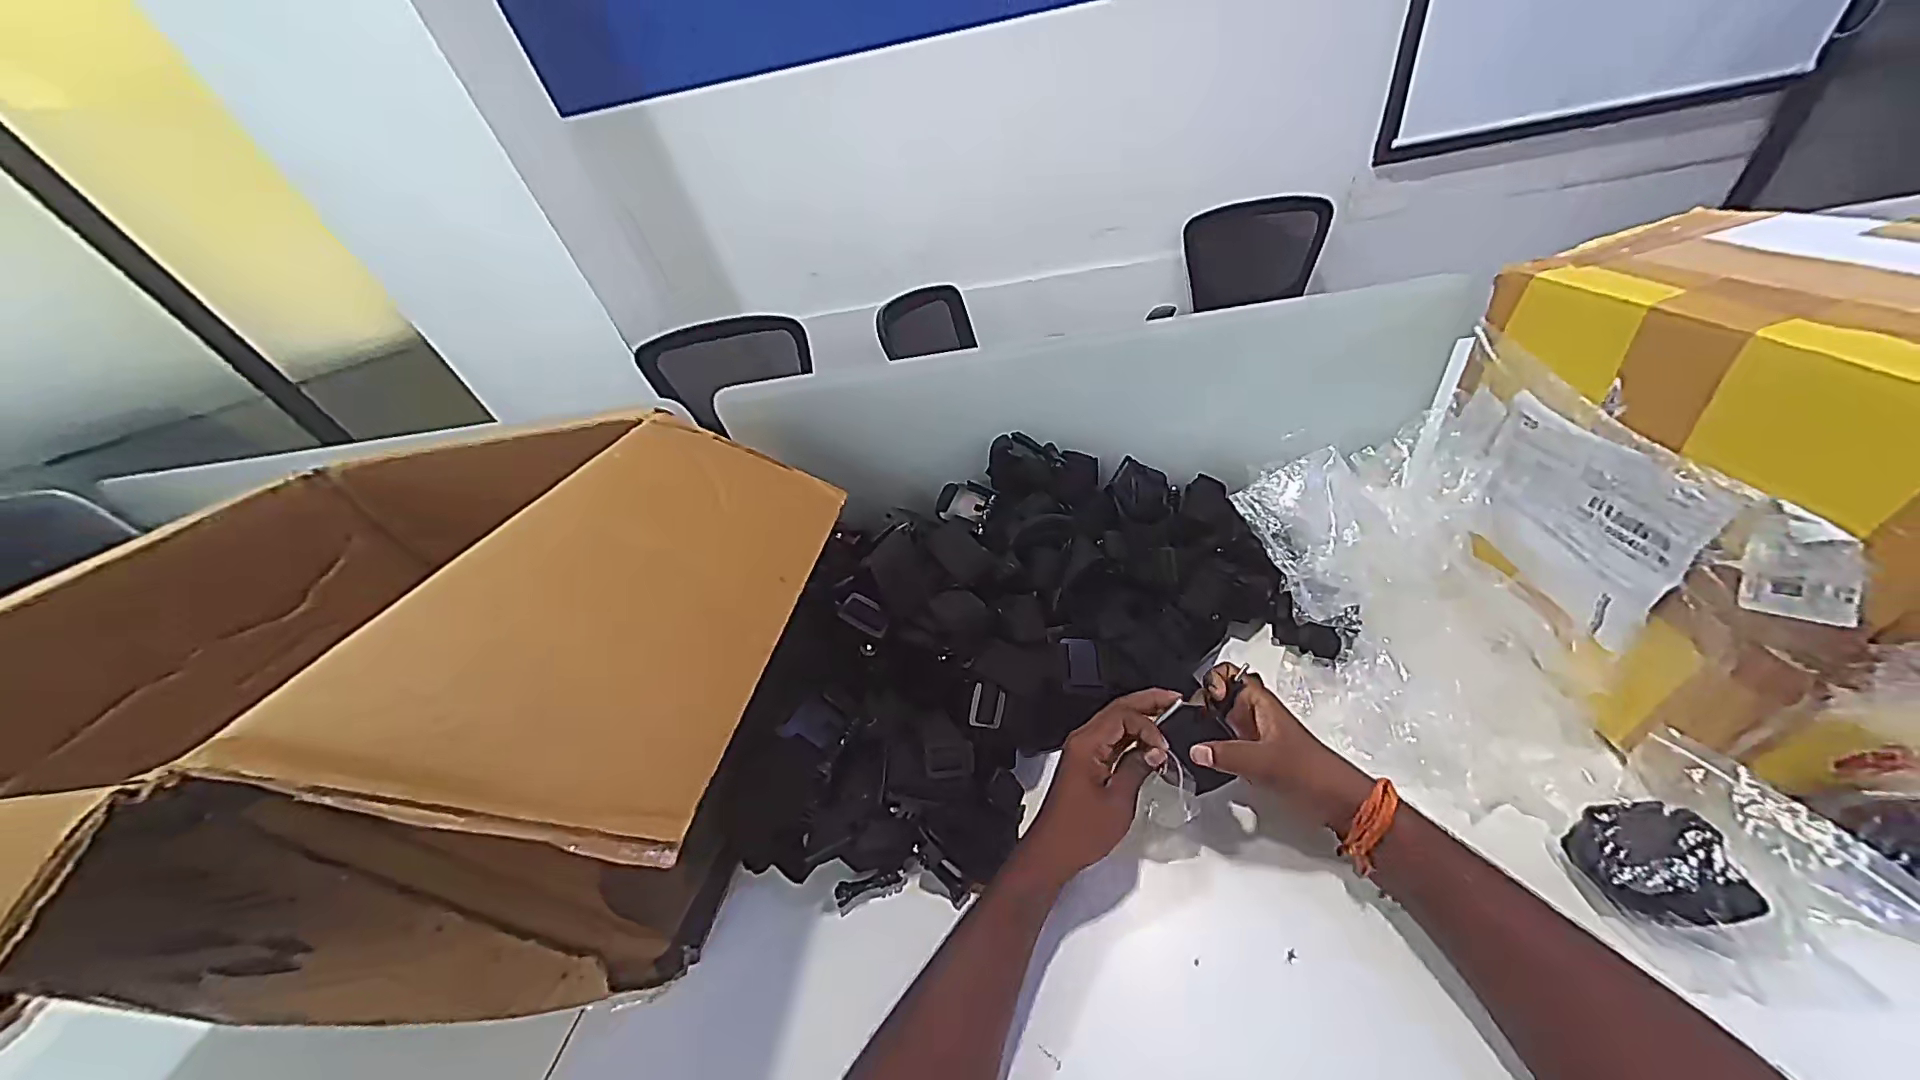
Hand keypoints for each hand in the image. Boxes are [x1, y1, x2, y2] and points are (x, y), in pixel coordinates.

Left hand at [1010, 689, 1180, 889]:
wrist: (1053, 851)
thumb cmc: (1079, 831)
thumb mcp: (1118, 800)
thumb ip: (1138, 768)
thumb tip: (1155, 749)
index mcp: (1086, 744)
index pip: (1122, 714)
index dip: (1149, 723)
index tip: (1165, 743)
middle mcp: (1082, 741)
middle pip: (1117, 710)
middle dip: (1147, 702)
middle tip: (1174, 699)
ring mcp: (1083, 751)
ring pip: (1115, 723)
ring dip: (1141, 718)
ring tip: (1168, 715)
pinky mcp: (1086, 764)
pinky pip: (1111, 740)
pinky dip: (1132, 737)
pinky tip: (1150, 744)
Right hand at [1190, 665, 1368, 828]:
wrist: (1340, 804)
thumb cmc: (1315, 772)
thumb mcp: (1265, 762)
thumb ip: (1227, 754)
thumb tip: (1196, 749)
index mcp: (1262, 704)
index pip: (1230, 675)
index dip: (1213, 680)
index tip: (1206, 699)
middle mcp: (1257, 716)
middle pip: (1221, 698)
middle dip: (1203, 705)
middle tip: (1194, 720)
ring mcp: (1256, 737)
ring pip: (1222, 722)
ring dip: (1207, 729)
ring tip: (1196, 741)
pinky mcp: (1255, 758)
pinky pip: (1226, 746)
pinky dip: (1214, 750)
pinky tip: (1207, 761)